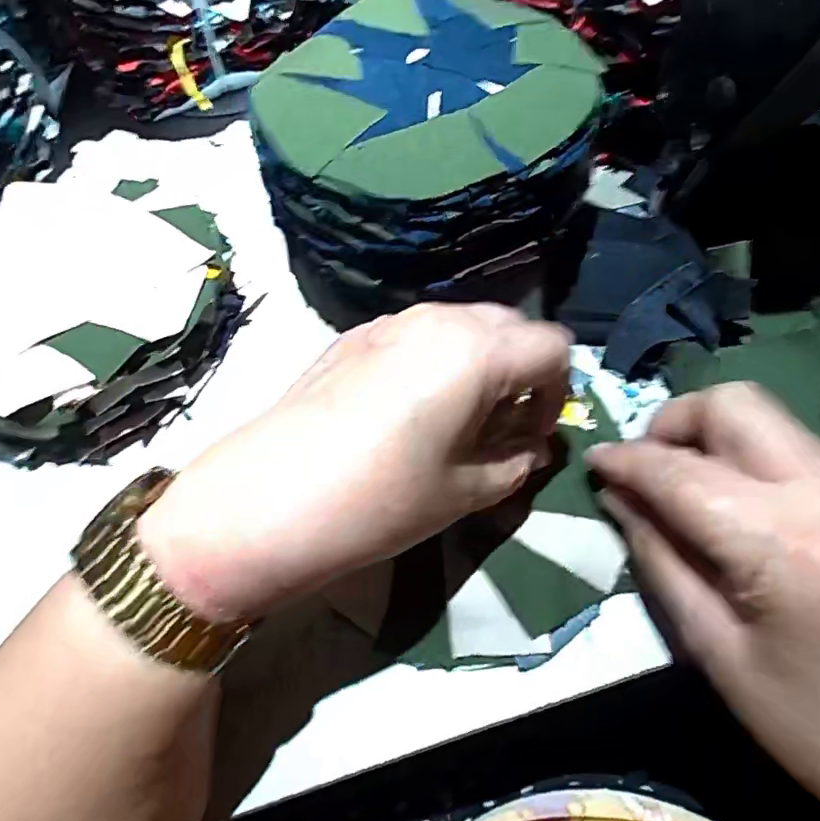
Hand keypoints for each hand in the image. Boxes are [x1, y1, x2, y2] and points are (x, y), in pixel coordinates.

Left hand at [139, 303, 570, 621]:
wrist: (261, 502)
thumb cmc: (379, 500)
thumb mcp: (467, 491)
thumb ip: (517, 461)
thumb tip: (533, 448)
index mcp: (477, 351)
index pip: (553, 346)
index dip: (557, 391)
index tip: (532, 434)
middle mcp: (440, 318)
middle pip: (512, 326)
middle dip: (522, 371)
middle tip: (502, 424)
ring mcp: (394, 319)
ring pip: (466, 323)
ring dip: (482, 362)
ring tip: (458, 416)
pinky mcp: (357, 333)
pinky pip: (422, 332)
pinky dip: (440, 358)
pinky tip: (410, 408)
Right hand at [585, 384, 819, 820]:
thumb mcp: (717, 654)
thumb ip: (661, 559)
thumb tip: (618, 496)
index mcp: (785, 544)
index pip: (682, 471)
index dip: (627, 460)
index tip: (594, 462)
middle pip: (732, 403)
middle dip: (673, 421)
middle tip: (644, 469)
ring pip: (762, 411)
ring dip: (708, 431)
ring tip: (678, 481)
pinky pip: (787, 440)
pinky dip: (742, 449)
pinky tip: (725, 495)